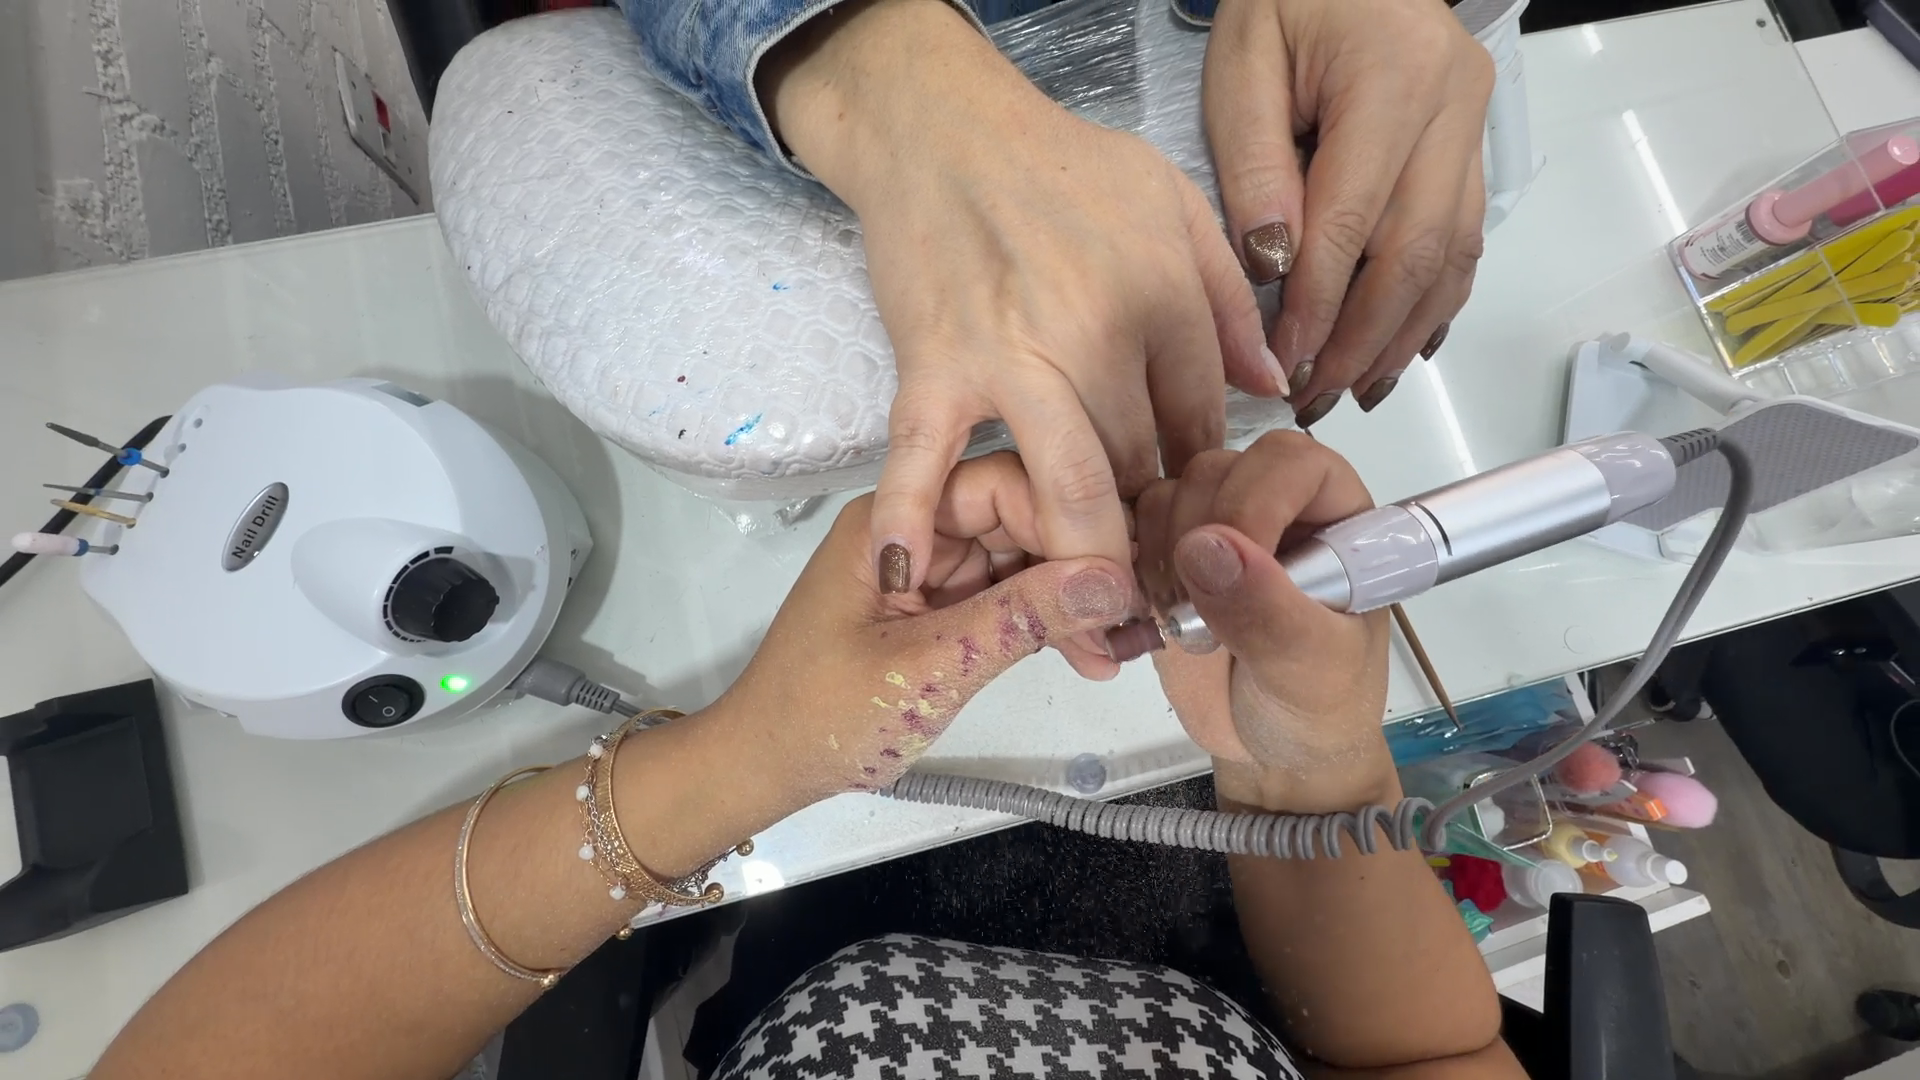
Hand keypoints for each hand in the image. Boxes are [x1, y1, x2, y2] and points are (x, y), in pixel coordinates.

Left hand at [714, 454, 1133, 805]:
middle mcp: (919, 531)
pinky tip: (1085, 653)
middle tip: (1128, 624)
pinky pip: (1007, 598)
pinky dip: (1043, 625)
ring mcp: (933, 570)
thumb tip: (1115, 581)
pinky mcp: (943, 607)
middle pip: (1018, 520)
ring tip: (1115, 649)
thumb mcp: (929, 666)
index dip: (1066, 524)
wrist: (770, 764)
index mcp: (896, 521)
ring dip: (1066, 602)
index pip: (1002, 487)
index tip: (1120, 578)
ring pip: (1021, 561)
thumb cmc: (827, 713)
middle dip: (1073, 569)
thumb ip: (1019, 620)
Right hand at [762, 0, 1281, 630]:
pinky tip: (903, 576)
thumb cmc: (1060, 168)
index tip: (1184, 530)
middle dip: (1146, 547)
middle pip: (1138, 471)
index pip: (1199, 422)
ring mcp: (1010, 359)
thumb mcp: (1173, 205)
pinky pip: (923, 456)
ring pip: (1060, 485)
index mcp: (1163, 296)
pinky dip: (909, 517)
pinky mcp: (934, 367)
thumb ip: (1229, 296)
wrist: (943, 133)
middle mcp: (1098, 338)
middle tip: (1143, 604)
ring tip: (1075, 621)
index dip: (1195, 487)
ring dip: (1071, 562)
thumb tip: (1268, 387)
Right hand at [1134, 432, 1392, 810]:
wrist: (1268, 748)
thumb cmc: (1315, 708)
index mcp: (1332, 517)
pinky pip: (1128, 531)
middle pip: (1214, 472)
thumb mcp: (1311, 671)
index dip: (1253, 501)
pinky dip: (1126, 569)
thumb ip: (1269, 613)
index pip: (1290, 462)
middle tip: (1202, 616)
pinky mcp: (1164, 557)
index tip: (1233, 569)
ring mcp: (1212, 531)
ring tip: (1181, 621)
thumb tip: (1205, 547)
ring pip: (1163, 497)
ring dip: (1159, 559)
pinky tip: (1149, 614)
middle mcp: (1270, 508)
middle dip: (1196, 541)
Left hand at [1206, 0, 1492, 425]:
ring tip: (1353, 391)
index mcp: (1393, 80)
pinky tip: (1398, 350)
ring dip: (1399, 337)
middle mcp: (1453, 108)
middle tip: (1314, 396)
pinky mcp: (1467, 150)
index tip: (1283, 364)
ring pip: (1448, 258)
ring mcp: (1472, 129)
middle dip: (1361, 341)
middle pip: (1414, 254)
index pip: (1352, 224)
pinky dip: (1430, 306)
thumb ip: (1256, 170)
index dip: (1317, 307)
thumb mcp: (1243, 73)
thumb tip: (1274, 267)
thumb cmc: (1282, 2)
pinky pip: (1462, 242)